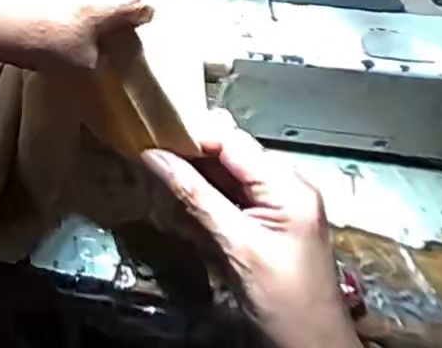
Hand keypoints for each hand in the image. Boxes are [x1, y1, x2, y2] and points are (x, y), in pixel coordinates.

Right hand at [142, 114, 359, 347]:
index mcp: (288, 184)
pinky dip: (210, 185)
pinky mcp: (273, 213)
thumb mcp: (236, 247)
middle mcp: (288, 181)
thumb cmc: (286, 306)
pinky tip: (187, 187)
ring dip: (198, 165)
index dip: (193, 134)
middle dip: (193, 147)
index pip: (231, 140)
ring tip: (164, 163)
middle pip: (231, 147)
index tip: (156, 136)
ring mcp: (282, 197)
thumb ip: (195, 196)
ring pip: (230, 164)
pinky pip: (236, 185)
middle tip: (155, 149)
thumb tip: (153, 156)